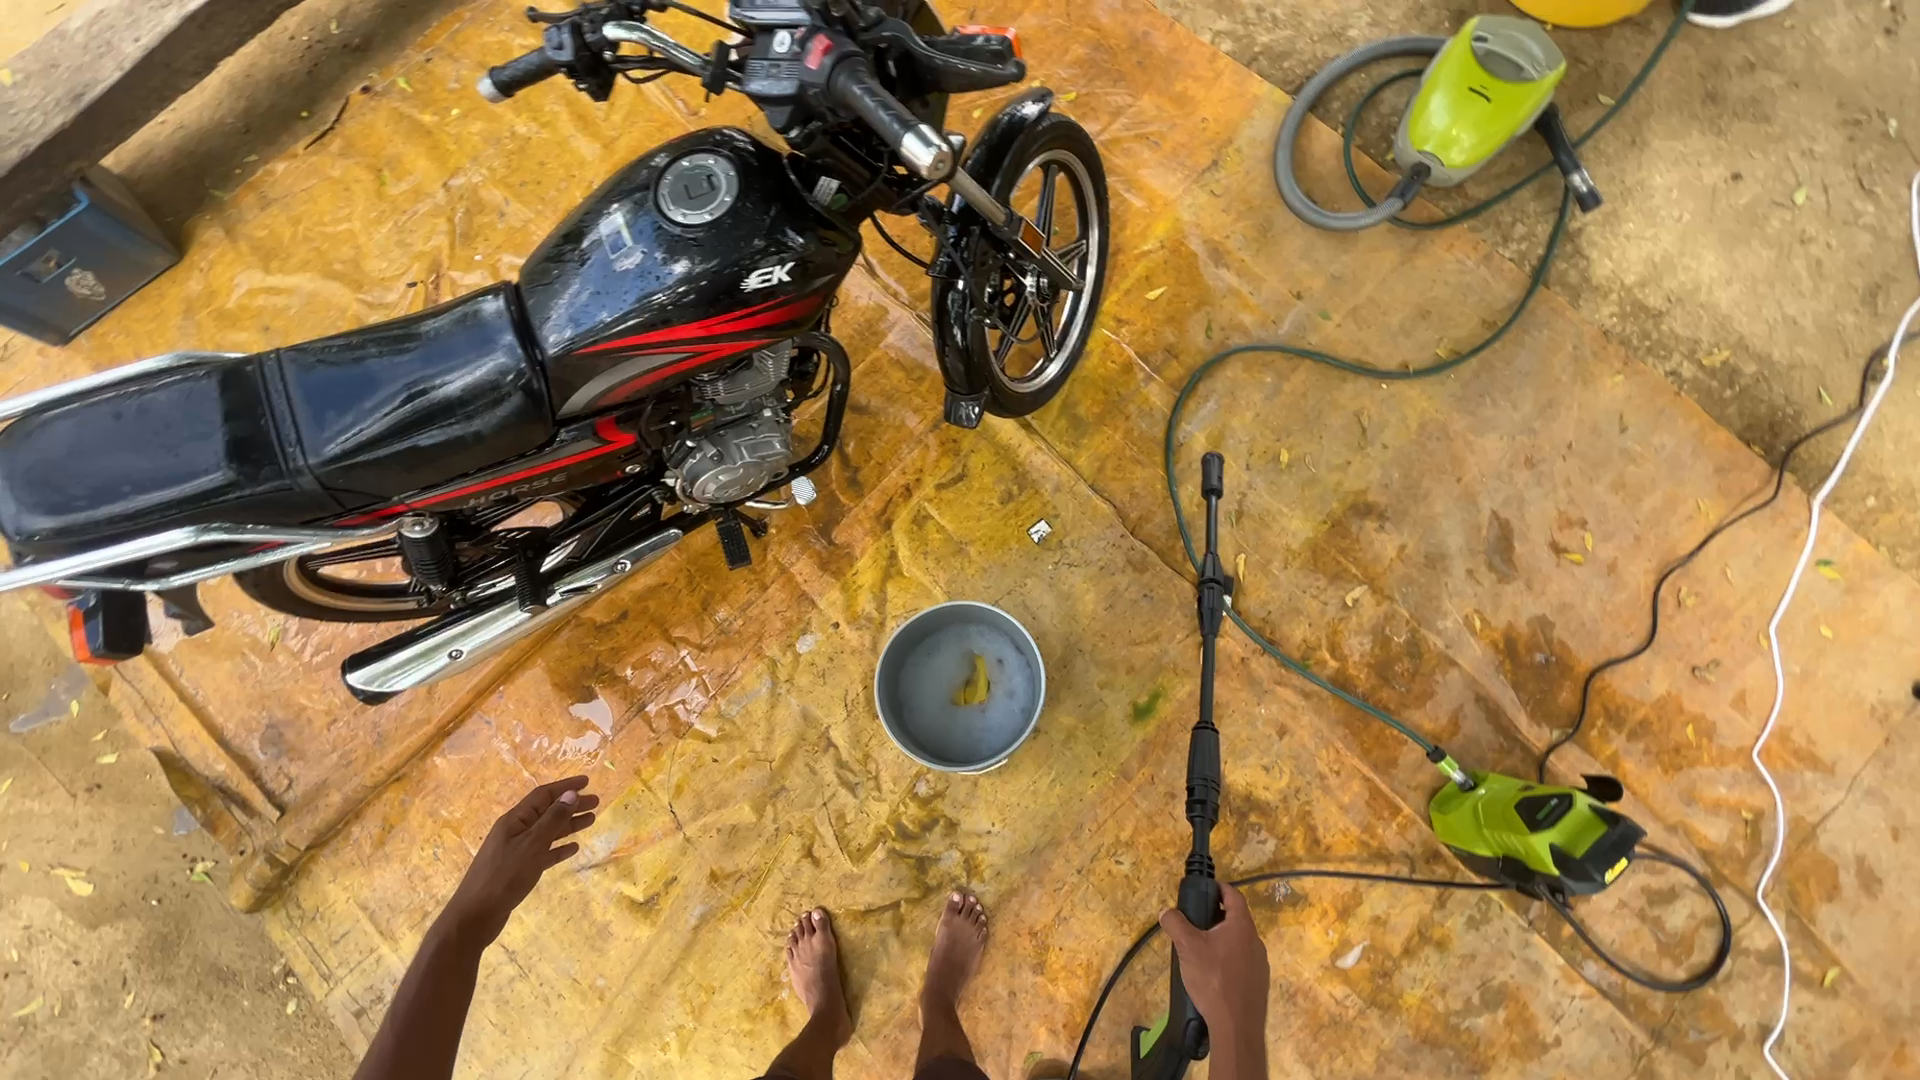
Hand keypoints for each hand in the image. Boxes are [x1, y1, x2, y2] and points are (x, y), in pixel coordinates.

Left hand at [442, 776, 598, 947]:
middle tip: (596, 803)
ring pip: (547, 832)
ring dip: (569, 825)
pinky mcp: (518, 869)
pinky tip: (573, 848)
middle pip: (547, 812)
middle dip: (571, 805)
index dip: (565, 787)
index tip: (587, 782)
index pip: (543, 795)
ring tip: (591, 821)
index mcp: (515, 821)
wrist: (475, 916)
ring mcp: (516, 851)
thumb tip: (571, 793)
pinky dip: (558, 848)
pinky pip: (543, 852)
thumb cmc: (504, 876)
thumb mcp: (532, 844)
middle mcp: (515, 831)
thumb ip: (553, 818)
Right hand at [1159, 883, 1269, 1039]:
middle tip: (1195, 921)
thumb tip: (1166, 912)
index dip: (1220, 888)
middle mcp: (1256, 942)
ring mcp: (1260, 965)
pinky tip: (1212, 974)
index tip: (1206, 888)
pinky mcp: (1258, 985)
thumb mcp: (1187, 946)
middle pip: (1236, 919)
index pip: (1234, 896)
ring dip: (1221, 939)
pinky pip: (1242, 962)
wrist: (1236, 1027)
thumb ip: (1175, 923)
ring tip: (1200, 949)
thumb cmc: (1213, 979)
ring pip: (1239, 942)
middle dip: (1216, 916)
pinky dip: (1227, 959)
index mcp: (1242, 927)